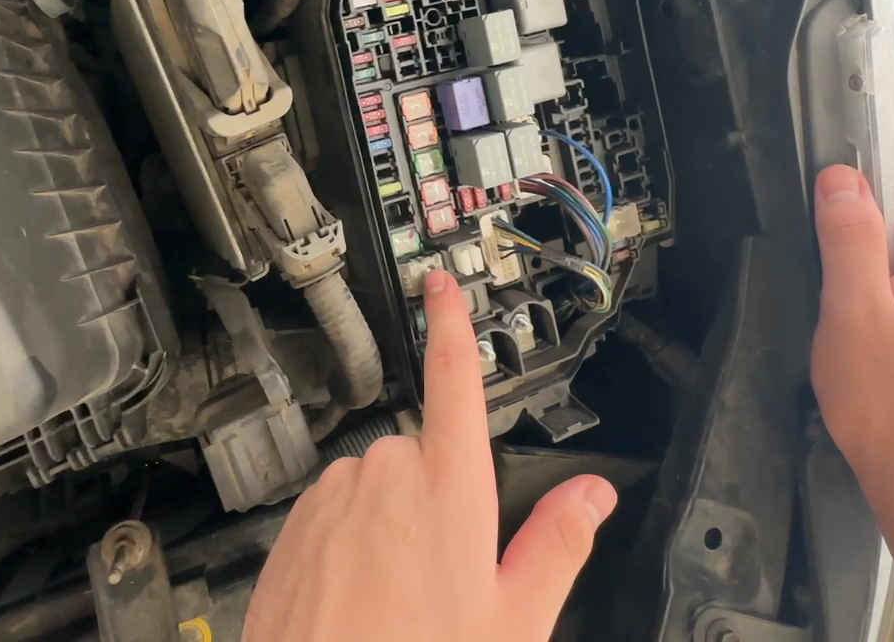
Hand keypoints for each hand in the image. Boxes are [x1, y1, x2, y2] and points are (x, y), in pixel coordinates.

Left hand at [245, 270, 617, 641]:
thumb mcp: (513, 618)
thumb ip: (556, 542)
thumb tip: (593, 496)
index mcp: (448, 484)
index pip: (454, 376)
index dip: (449, 320)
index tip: (439, 284)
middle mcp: (388, 470)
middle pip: (423, 453)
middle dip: (435, 495)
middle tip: (439, 571)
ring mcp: (339, 490)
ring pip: (379, 484)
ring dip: (390, 522)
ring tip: (394, 595)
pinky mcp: (301, 515)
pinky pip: (339, 508)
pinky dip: (351, 538)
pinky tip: (357, 595)